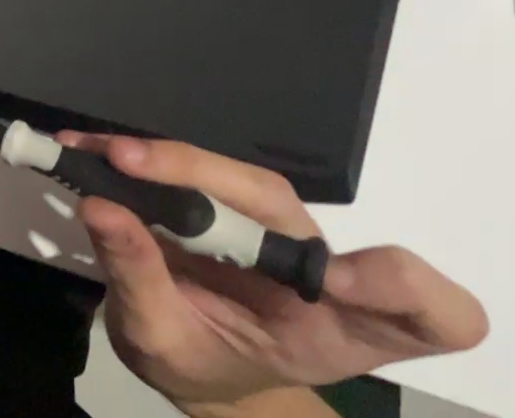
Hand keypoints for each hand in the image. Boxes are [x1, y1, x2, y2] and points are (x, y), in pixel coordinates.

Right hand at [59, 132, 487, 408]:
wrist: (191, 358)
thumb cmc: (196, 364)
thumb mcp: (161, 342)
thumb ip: (139, 279)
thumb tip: (100, 204)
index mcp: (338, 330)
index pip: (426, 311)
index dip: (396, 286)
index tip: (337, 281)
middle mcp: (313, 266)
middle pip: (280, 206)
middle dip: (202, 174)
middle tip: (126, 162)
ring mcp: (269, 226)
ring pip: (233, 176)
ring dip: (161, 157)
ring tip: (91, 153)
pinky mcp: (228, 199)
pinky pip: (194, 167)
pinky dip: (138, 156)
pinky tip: (88, 150)